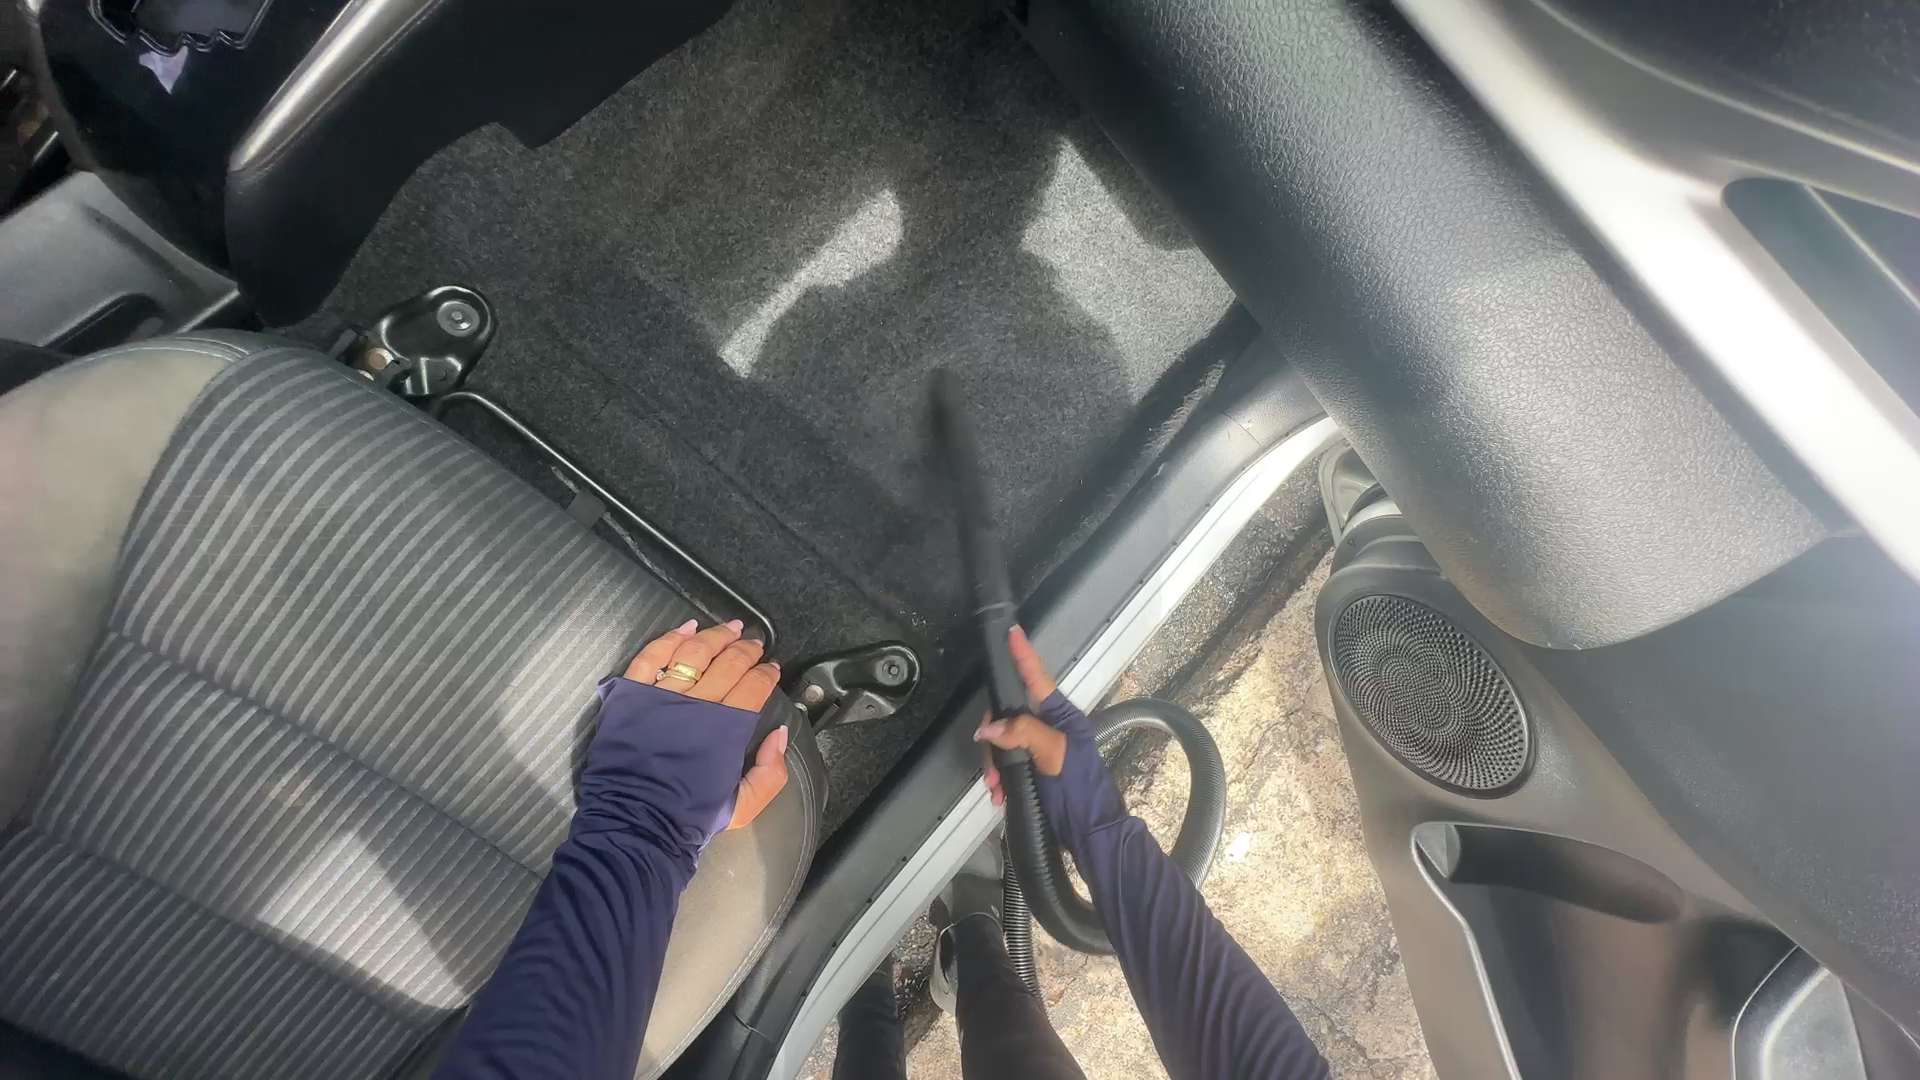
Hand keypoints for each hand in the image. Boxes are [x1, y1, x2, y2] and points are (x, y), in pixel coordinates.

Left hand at [626, 618, 788, 828]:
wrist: (633, 825)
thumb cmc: (689, 816)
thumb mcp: (746, 806)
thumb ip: (772, 771)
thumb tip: (779, 734)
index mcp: (727, 728)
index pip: (754, 685)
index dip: (767, 672)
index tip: (772, 668)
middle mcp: (698, 704)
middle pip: (729, 662)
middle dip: (747, 649)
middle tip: (754, 645)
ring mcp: (662, 696)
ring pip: (695, 651)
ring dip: (716, 635)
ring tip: (729, 628)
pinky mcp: (632, 695)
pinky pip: (652, 656)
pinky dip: (671, 638)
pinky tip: (688, 628)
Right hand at [976, 626, 1067, 804]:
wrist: (1090, 831)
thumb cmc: (1080, 786)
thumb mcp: (1054, 752)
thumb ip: (1022, 733)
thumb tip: (990, 729)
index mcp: (1059, 714)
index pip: (1036, 677)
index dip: (1023, 654)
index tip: (1011, 632)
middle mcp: (1047, 726)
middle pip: (1008, 714)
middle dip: (994, 737)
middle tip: (991, 760)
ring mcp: (1039, 748)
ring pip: (1003, 742)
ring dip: (995, 763)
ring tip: (996, 786)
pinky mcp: (1033, 770)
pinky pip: (1006, 764)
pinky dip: (999, 778)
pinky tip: (999, 794)